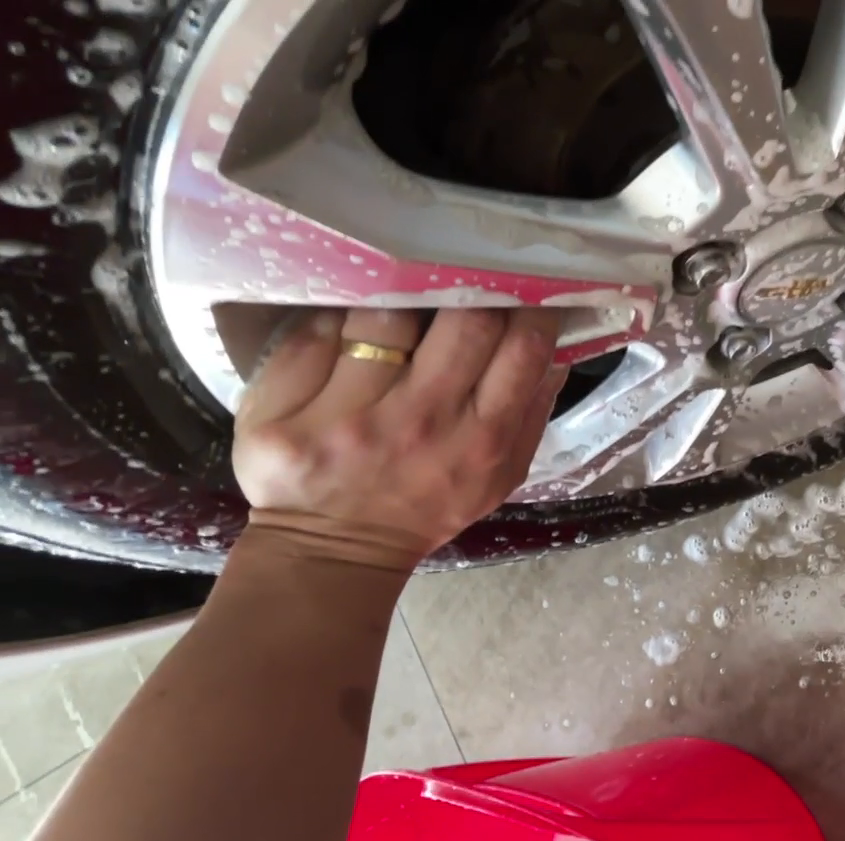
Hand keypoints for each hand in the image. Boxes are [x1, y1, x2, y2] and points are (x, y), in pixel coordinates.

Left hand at [232, 307, 565, 571]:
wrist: (335, 546)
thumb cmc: (432, 505)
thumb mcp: (502, 475)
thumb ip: (530, 416)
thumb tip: (555, 352)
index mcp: (483, 440)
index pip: (522, 351)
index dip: (532, 310)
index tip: (529, 292)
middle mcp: (422, 423)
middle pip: (463, 322)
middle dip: (473, 294)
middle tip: (466, 285)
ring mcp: (349, 417)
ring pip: (386, 317)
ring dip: (400, 303)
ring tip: (401, 308)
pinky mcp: (284, 412)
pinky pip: (317, 334)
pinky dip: (335, 324)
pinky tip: (345, 335)